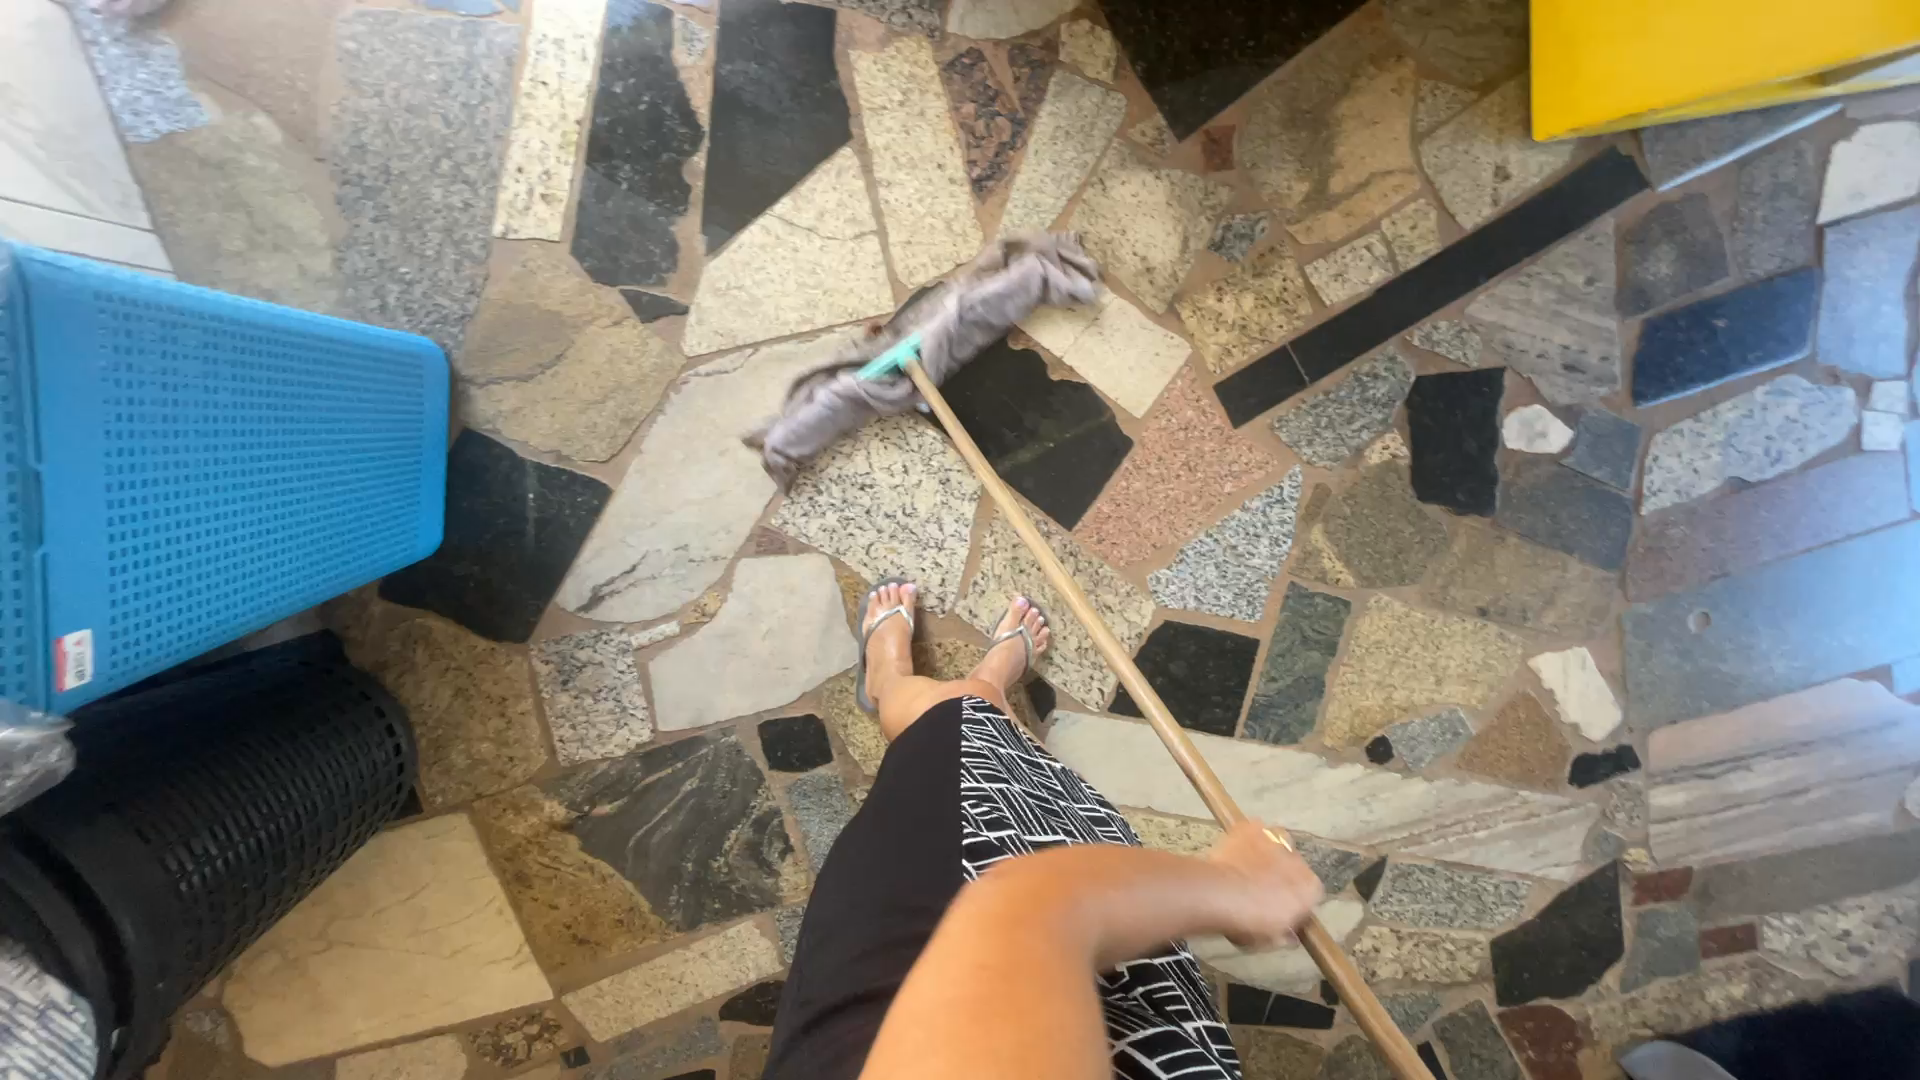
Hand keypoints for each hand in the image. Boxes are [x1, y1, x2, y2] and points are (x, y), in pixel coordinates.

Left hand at [1205, 821, 1324, 950]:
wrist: (1220, 892)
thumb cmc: (1250, 921)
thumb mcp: (1272, 939)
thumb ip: (1285, 934)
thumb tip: (1288, 934)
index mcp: (1310, 888)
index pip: (1310, 893)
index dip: (1295, 899)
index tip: (1280, 906)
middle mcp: (1298, 860)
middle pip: (1294, 866)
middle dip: (1282, 874)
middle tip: (1260, 886)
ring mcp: (1273, 839)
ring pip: (1276, 843)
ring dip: (1268, 852)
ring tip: (1249, 864)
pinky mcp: (1250, 826)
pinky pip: (1253, 830)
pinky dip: (1247, 837)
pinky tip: (1236, 849)